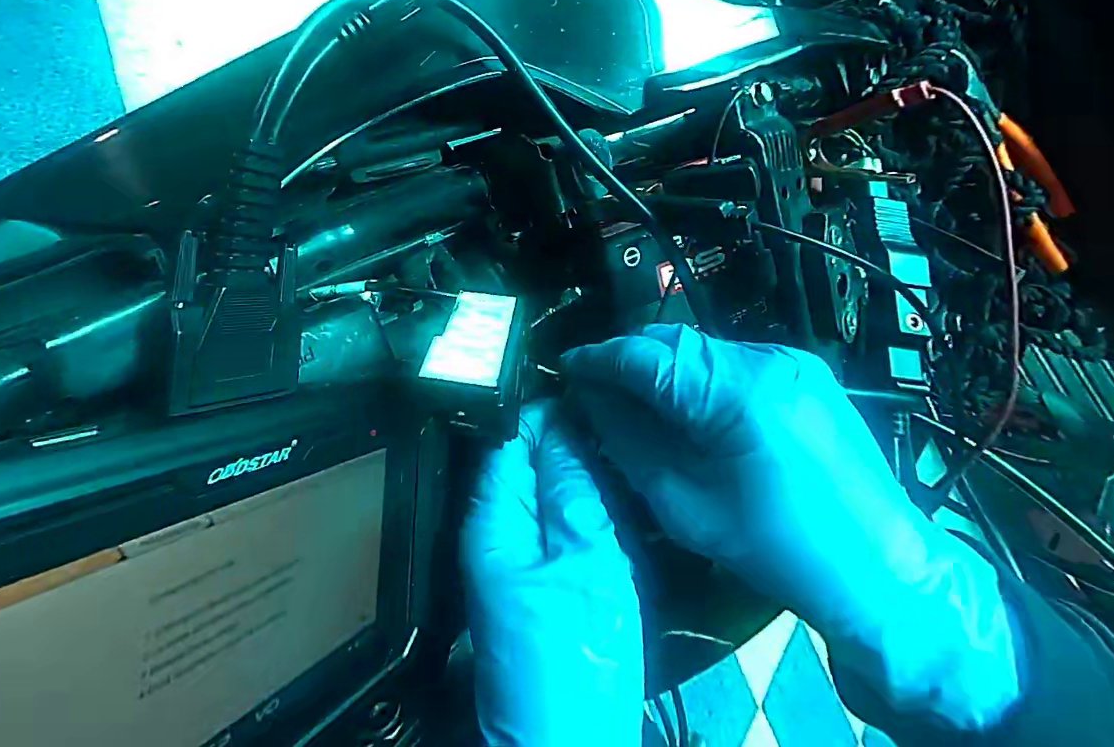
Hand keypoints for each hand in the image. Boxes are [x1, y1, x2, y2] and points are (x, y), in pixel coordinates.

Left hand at [460, 401, 643, 746]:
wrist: (569, 742)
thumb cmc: (575, 655)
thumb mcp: (583, 558)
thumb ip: (571, 487)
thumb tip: (563, 425)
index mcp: (493, 518)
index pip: (510, 439)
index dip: (547, 414)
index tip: (591, 401)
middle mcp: (495, 531)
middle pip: (525, 462)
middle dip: (567, 444)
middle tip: (616, 436)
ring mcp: (515, 556)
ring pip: (544, 491)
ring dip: (579, 476)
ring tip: (620, 465)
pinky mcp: (538, 578)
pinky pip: (555, 524)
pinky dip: (581, 509)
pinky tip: (612, 506)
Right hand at [561, 325, 1019, 731]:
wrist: (883, 569)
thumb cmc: (780, 549)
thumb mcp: (687, 504)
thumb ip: (630, 441)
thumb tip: (590, 399)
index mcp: (737, 390)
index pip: (646, 355)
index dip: (599, 358)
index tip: (566, 368)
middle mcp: (765, 358)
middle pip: (675, 342)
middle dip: (630, 362)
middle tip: (597, 392)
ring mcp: (790, 360)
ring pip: (702, 349)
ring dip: (664, 371)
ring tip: (639, 405)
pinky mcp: (803, 372)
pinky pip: (732, 362)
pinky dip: (699, 379)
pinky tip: (691, 412)